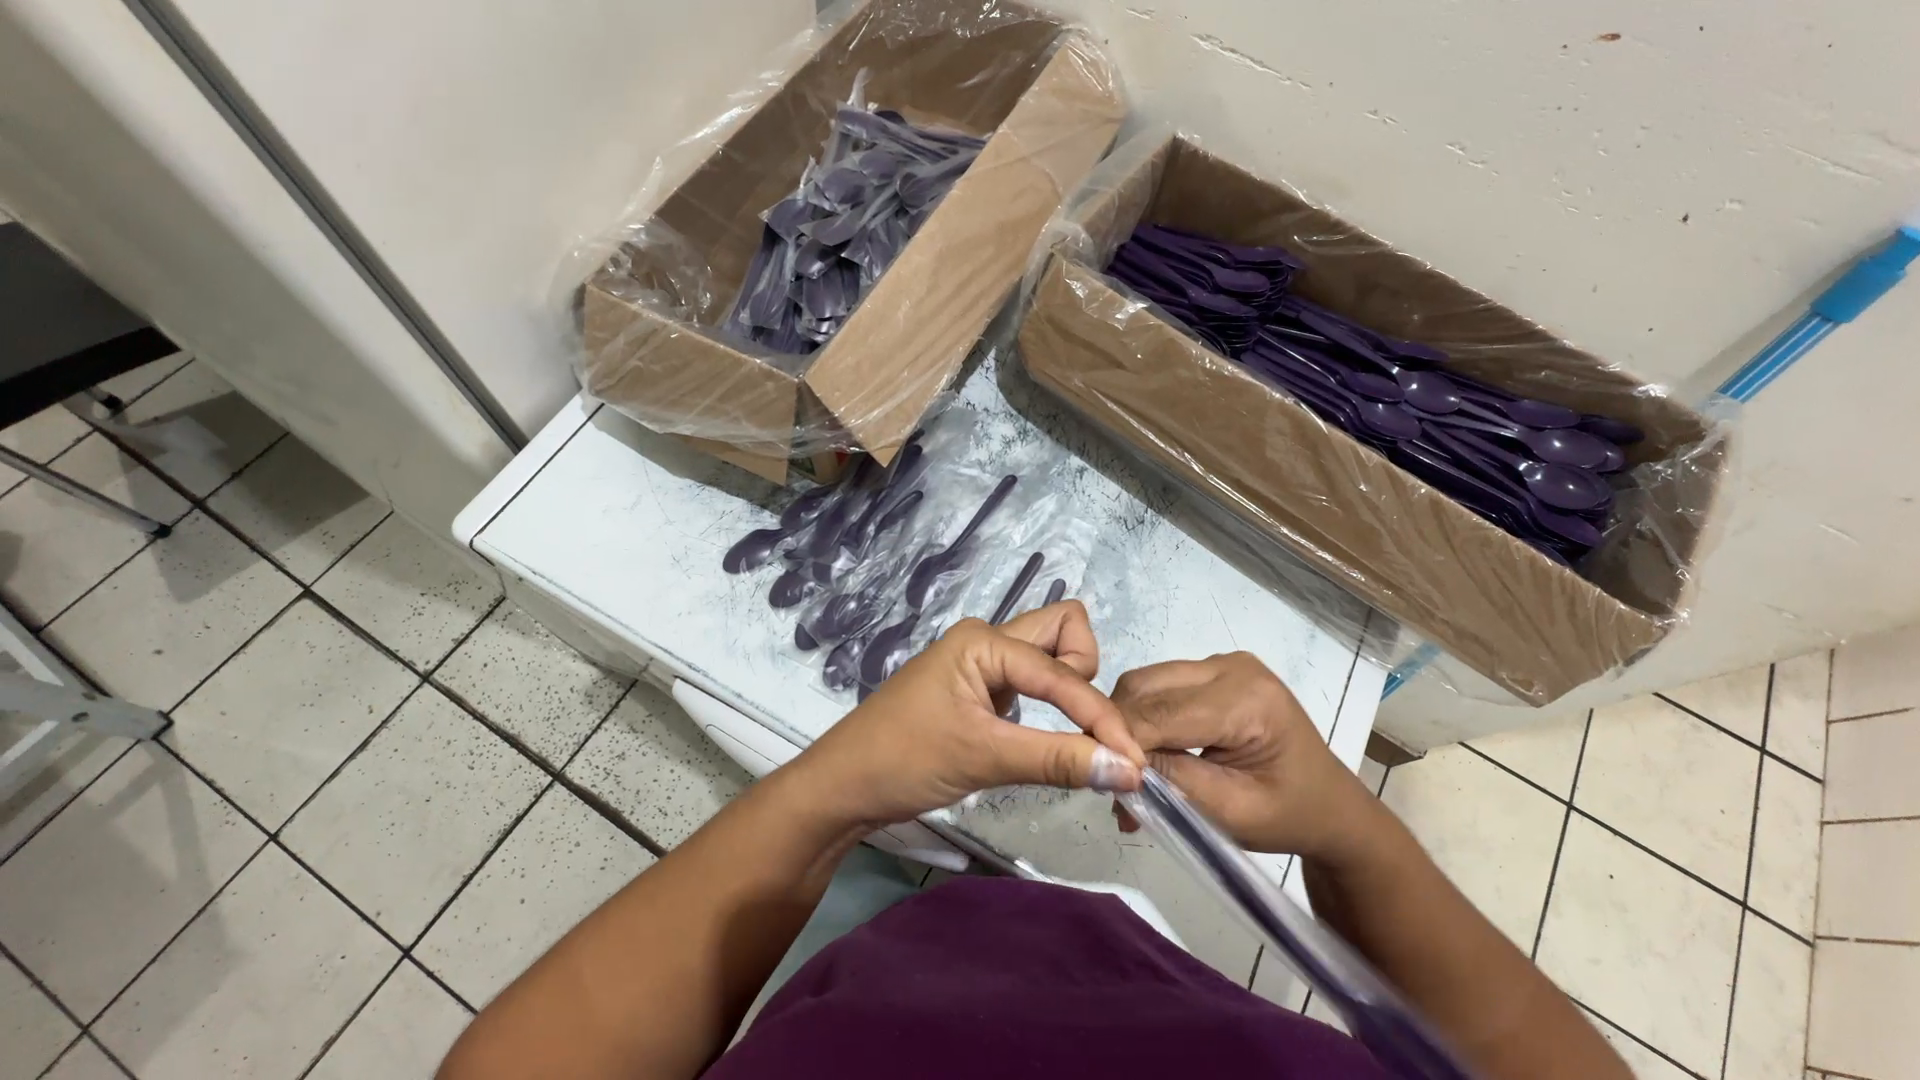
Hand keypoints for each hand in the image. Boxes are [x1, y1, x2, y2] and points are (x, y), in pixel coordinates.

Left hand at [787, 601, 1144, 828]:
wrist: (843, 786)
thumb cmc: (904, 761)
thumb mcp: (984, 758)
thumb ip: (1058, 760)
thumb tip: (1129, 769)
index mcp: (984, 641)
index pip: (1063, 672)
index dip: (1100, 718)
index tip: (1133, 764)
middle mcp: (987, 641)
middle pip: (1062, 632)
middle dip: (1086, 676)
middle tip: (1086, 732)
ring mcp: (982, 666)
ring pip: (1049, 656)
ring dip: (1071, 691)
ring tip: (1074, 741)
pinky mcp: (979, 692)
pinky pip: (1032, 685)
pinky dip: (1052, 708)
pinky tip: (1052, 743)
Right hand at [1110, 652, 1379, 859]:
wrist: (1328, 806)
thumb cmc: (1287, 816)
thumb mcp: (1231, 812)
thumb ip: (1171, 781)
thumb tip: (1114, 764)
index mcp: (1246, 699)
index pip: (1160, 713)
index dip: (1122, 744)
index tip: (1099, 780)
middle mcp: (1230, 666)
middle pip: (1145, 688)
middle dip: (1118, 732)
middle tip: (1107, 780)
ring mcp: (1221, 663)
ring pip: (1144, 684)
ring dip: (1126, 724)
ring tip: (1125, 772)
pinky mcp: (1211, 670)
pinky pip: (1158, 686)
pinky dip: (1142, 718)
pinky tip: (1143, 755)